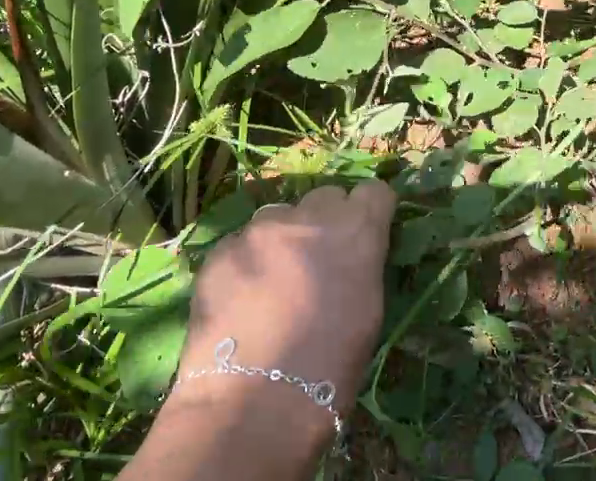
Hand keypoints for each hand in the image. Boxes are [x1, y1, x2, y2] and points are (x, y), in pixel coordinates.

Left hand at [171, 180, 395, 420]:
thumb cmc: (329, 365)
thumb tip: (352, 257)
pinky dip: (245, 263)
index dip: (370, 211)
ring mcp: (260, 230)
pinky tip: (241, 300)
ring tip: (273, 282)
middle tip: (318, 259)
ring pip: (278, 217)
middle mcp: (310, 217)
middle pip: (325, 197)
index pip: (374, 192)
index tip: (365, 231)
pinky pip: (240, 244)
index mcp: (357, 231)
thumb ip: (361, 265)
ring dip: (282, 239)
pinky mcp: (220, 251)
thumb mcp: (368, 308)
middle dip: (325, 220)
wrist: (252, 403)